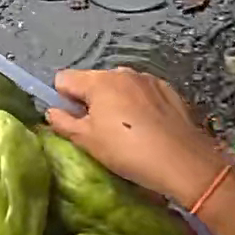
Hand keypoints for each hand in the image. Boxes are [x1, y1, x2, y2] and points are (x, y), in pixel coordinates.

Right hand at [46, 68, 226, 207]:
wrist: (182, 161)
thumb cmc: (127, 151)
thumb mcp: (87, 141)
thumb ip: (63, 122)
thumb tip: (51, 111)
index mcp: (97, 81)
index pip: (64, 79)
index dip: (63, 100)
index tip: (73, 121)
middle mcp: (121, 72)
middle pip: (92, 81)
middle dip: (91, 102)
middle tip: (99, 132)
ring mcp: (146, 79)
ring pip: (118, 86)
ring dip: (115, 103)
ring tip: (126, 133)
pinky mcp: (167, 90)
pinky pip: (141, 92)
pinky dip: (138, 105)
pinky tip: (147, 128)